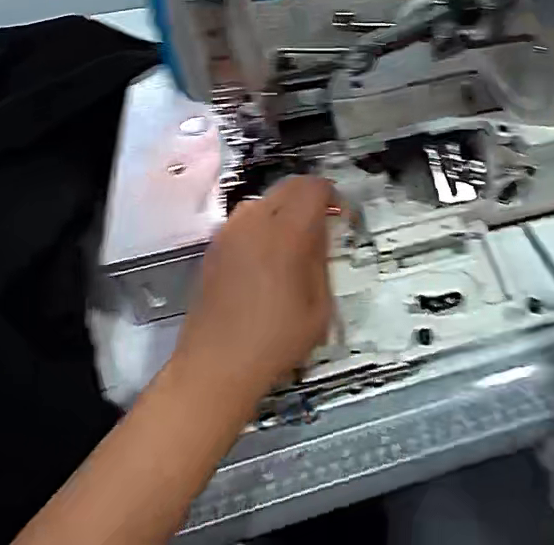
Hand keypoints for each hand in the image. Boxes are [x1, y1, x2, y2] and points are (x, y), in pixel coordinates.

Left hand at [173, 175, 334, 399]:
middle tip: (321, 225)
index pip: (314, 188)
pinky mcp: (214, 246)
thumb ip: (321, 260)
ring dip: (284, 209)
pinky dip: (261, 225)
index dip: (332, 196)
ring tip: (292, 242)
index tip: (340, 217)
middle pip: (289, 186)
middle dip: (310, 198)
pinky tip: (265, 257)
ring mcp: (229, 232)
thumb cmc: (276, 340)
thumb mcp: (319, 306)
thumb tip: (320, 234)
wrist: (215, 366)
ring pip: (264, 200)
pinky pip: (244, 220)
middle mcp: (255, 221)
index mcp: (286, 232)